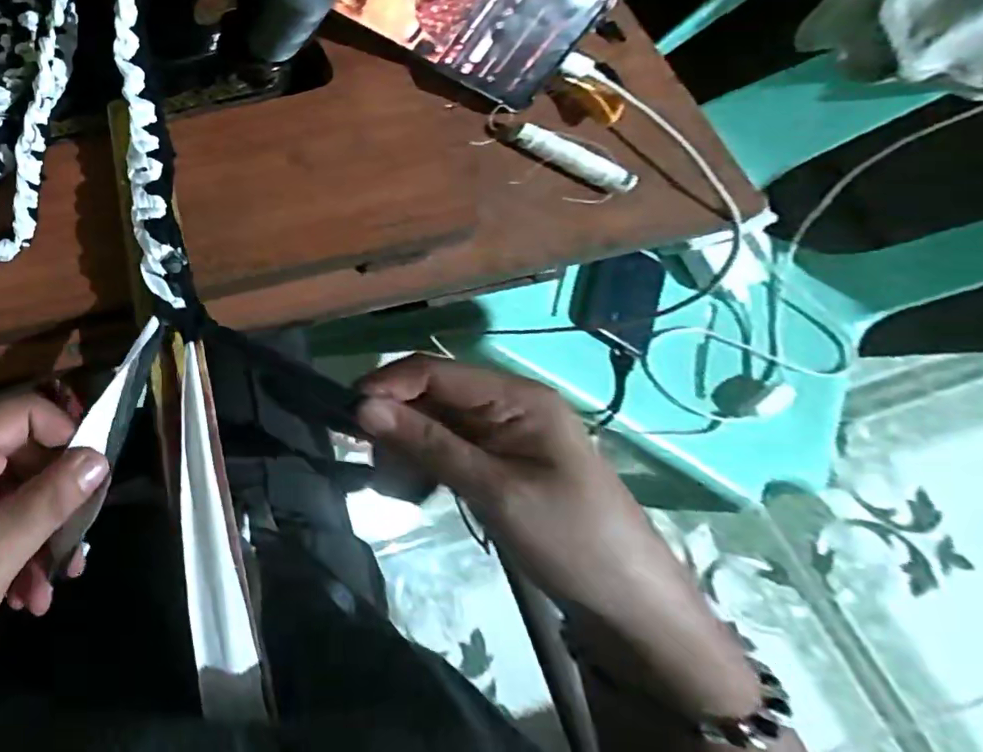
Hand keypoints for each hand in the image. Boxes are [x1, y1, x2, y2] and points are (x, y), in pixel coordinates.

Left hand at [0, 393, 108, 691]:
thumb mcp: (1, 546)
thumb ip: (53, 498)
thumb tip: (100, 458)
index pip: (29, 412)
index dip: (68, 436)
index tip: (99, 478)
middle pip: (28, 452)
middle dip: (59, 499)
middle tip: (83, 540)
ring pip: (21, 489)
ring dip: (44, 534)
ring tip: (59, 581)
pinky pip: (3, 514)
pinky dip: (22, 549)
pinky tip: (30, 596)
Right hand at [356, 355, 768, 720]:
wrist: (633, 611)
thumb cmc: (571, 540)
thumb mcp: (494, 489)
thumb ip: (427, 443)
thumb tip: (361, 406)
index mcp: (516, 397)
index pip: (432, 370)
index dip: (387, 386)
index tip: (349, 417)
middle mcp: (505, 404)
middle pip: (428, 392)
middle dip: (391, 416)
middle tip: (364, 454)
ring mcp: (501, 432)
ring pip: (429, 418)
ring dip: (401, 440)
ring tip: (387, 477)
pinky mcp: (495, 459)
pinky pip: (442, 443)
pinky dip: (418, 458)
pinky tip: (407, 483)